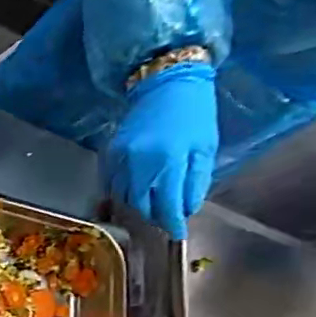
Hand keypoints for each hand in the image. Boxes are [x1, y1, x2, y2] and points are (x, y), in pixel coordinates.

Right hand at [106, 62, 216, 239]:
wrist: (166, 82)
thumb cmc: (194, 112)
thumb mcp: (205, 147)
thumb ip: (195, 182)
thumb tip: (185, 209)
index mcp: (169, 161)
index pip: (167, 205)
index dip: (172, 223)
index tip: (177, 233)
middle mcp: (140, 164)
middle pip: (141, 205)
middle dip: (154, 216)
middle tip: (164, 218)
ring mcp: (121, 159)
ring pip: (123, 197)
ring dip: (137, 204)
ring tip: (149, 204)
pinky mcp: (110, 153)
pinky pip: (111, 183)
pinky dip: (121, 192)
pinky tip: (133, 190)